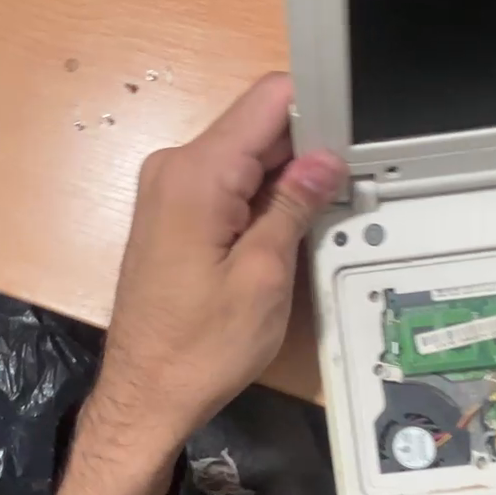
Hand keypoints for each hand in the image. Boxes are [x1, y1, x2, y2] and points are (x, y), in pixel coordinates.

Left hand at [54, 73, 344, 494]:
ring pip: (244, 155)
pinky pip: (226, 181)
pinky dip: (260, 195)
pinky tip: (284, 227)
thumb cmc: (200, 349)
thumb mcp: (265, 275)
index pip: (267, 100)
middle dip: (304, 149)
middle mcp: (175, 168)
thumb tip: (325, 159)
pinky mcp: (172, 211)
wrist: (144, 394)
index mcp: (197, 174)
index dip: (316, 106)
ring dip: (284, 176)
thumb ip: (294, 205)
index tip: (351, 132)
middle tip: (346, 187)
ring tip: (318, 214)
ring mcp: (169, 188)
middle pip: (256, 126)